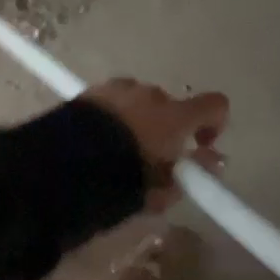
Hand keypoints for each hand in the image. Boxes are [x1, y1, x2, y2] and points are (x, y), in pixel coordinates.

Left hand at [82, 78, 228, 211]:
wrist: (64, 162)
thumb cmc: (120, 178)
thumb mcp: (159, 191)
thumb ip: (187, 177)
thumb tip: (207, 165)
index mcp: (174, 117)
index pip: (214, 106)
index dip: (214, 123)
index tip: (201, 144)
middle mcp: (150, 95)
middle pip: (169, 105)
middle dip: (166, 127)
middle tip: (150, 155)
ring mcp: (117, 88)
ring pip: (137, 100)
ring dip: (136, 118)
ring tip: (118, 146)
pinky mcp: (89, 91)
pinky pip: (111, 100)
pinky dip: (111, 114)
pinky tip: (97, 137)